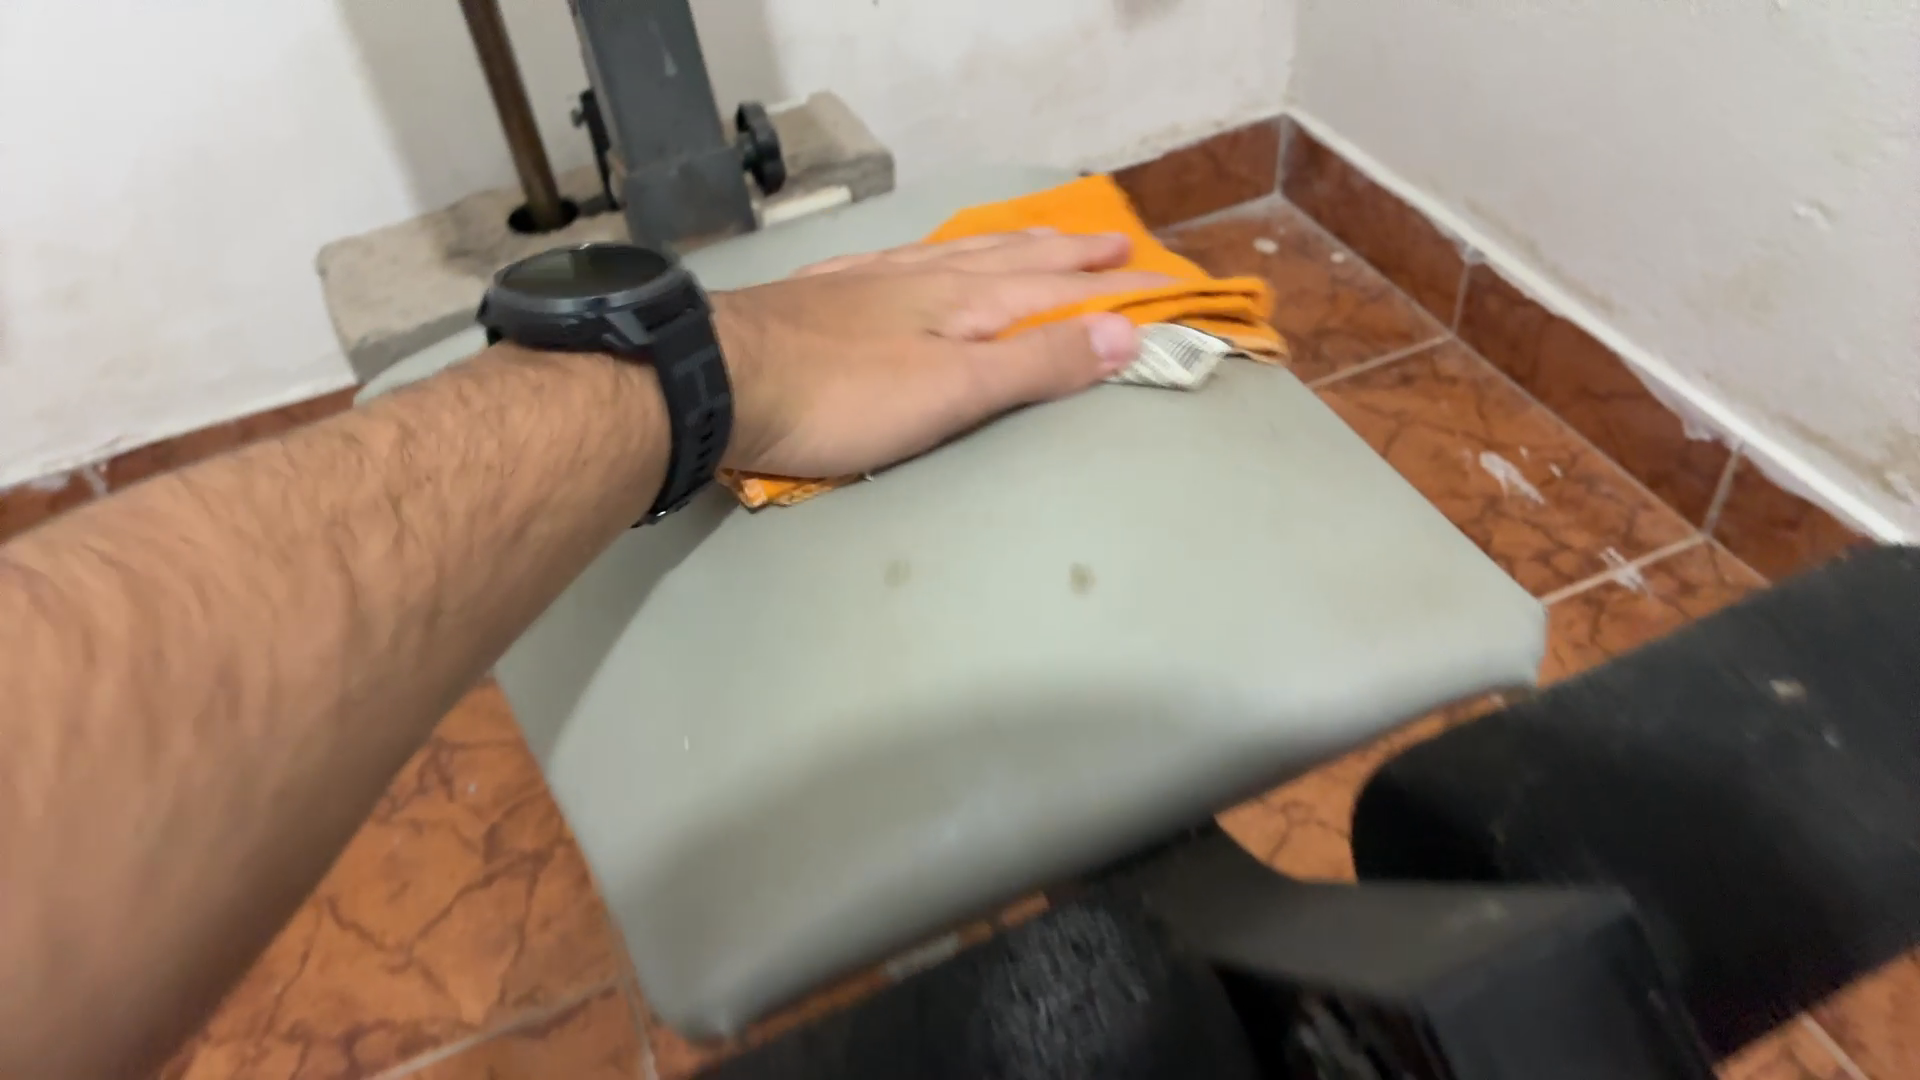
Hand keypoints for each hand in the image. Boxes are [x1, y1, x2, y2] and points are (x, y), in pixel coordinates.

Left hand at [712, 230, 1171, 477]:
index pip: (1062, 289)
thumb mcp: (955, 391)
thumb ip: (1037, 363)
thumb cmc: (846, 397)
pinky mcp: (837, 291)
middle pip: (1018, 258)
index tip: (1163, 282)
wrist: (726, 378)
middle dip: (1072, 253)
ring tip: (1043, 234)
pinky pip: (907, 256)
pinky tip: (930, 250)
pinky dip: (942, 249)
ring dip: (1015, 244)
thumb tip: (1126, 333)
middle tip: (1117, 239)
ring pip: (965, 251)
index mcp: (969, 302)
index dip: (1116, 289)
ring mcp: (881, 279)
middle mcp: (931, 277)